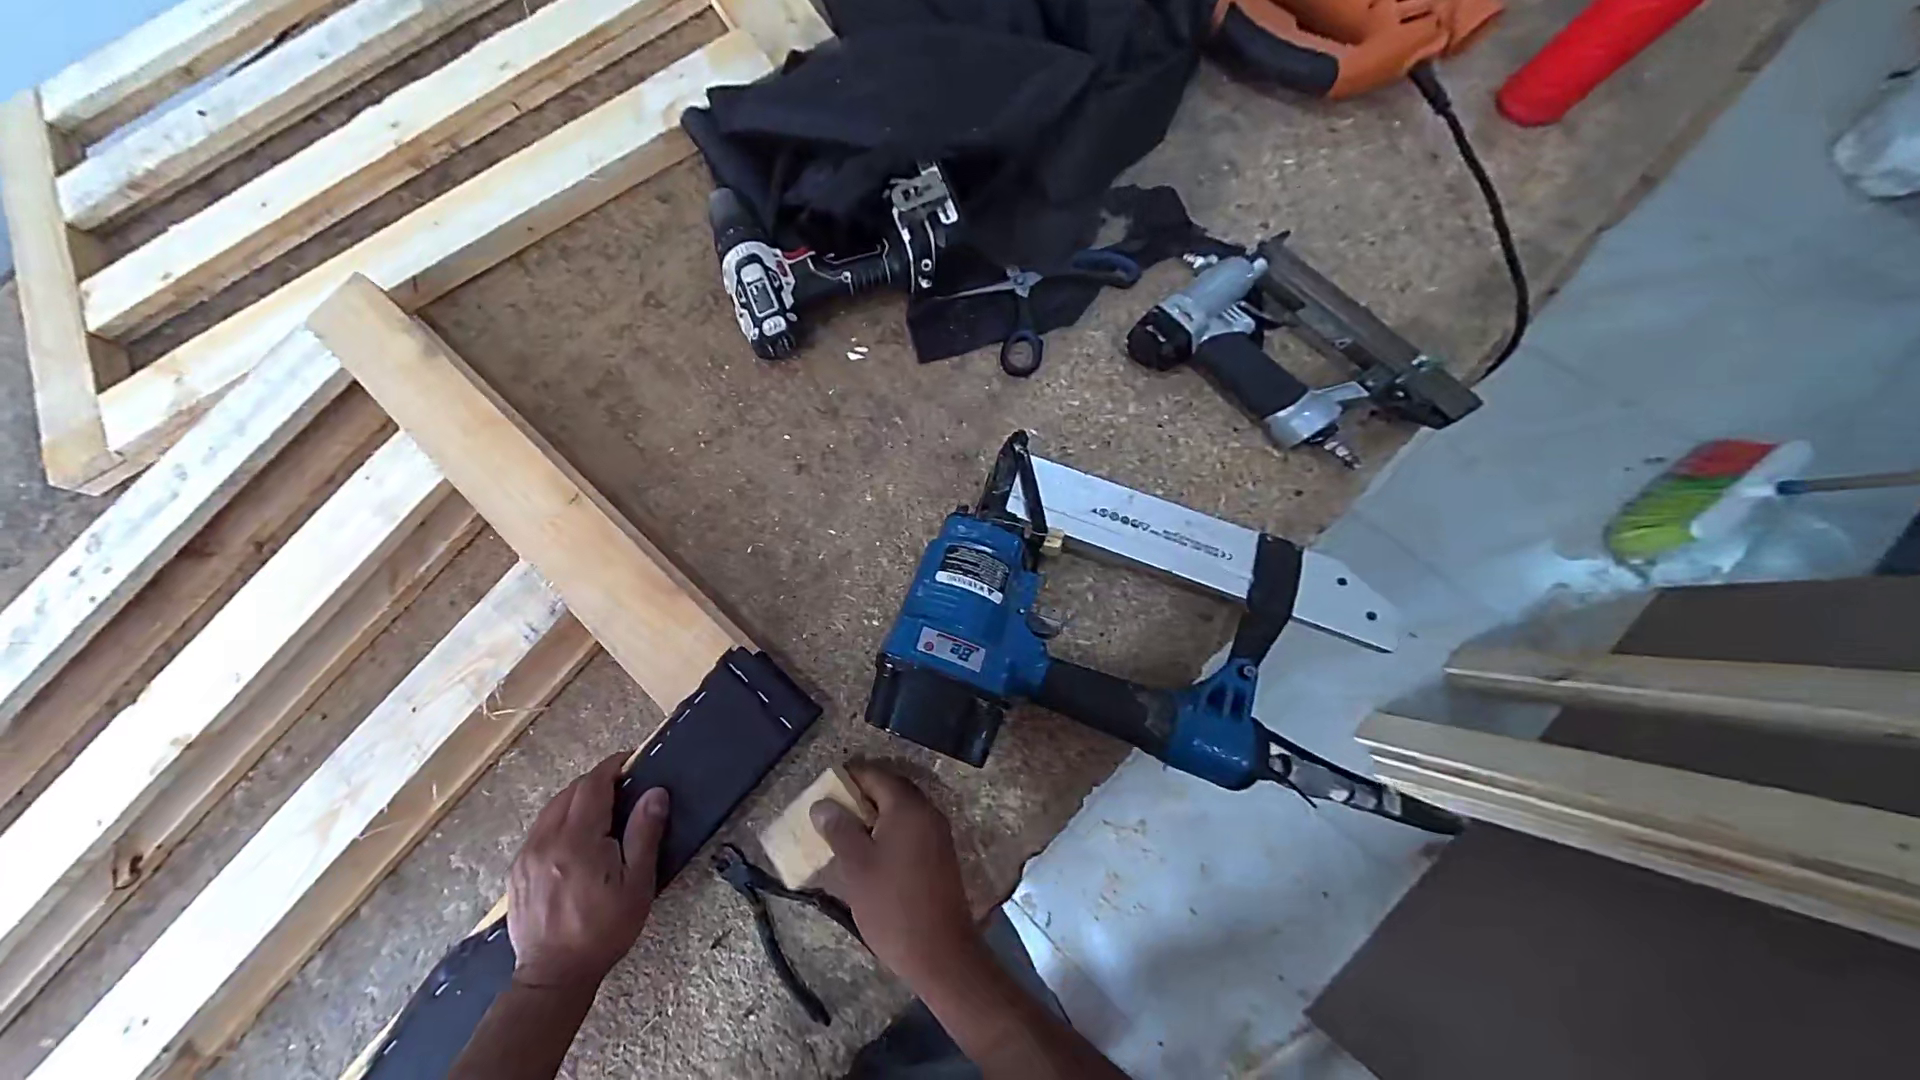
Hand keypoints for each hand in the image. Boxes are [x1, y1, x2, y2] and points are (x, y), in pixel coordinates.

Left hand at [507, 754, 668, 990]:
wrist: (554, 975)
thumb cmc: (605, 928)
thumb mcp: (637, 882)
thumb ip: (644, 833)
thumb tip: (655, 792)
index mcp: (576, 840)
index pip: (592, 785)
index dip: (612, 767)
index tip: (631, 760)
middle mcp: (545, 841)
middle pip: (570, 792)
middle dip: (597, 781)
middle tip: (623, 785)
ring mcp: (526, 856)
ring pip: (552, 808)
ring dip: (577, 798)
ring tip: (603, 805)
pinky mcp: (517, 871)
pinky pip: (540, 828)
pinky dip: (561, 818)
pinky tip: (577, 833)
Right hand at [810, 765, 980, 987]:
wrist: (941, 951)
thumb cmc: (893, 905)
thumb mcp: (857, 865)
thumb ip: (839, 829)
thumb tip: (823, 805)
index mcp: (907, 806)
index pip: (875, 775)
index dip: (848, 777)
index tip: (824, 789)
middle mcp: (927, 811)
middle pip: (890, 790)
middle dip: (860, 796)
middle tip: (831, 812)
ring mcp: (937, 833)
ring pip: (900, 811)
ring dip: (874, 815)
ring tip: (845, 833)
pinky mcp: (940, 854)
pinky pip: (910, 829)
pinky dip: (889, 831)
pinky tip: (870, 853)